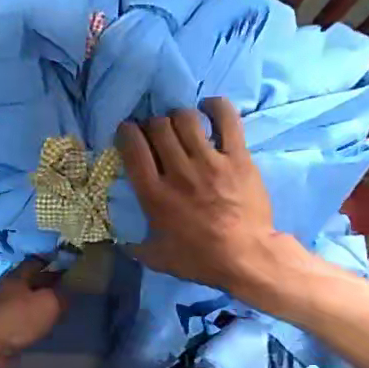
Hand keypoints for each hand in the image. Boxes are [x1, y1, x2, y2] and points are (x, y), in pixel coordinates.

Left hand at [0, 259, 65, 367]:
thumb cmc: (19, 319)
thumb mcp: (49, 302)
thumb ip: (61, 294)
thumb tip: (67, 293)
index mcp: (15, 277)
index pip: (35, 262)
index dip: (52, 262)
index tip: (69, 265)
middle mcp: (7, 290)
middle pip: (31, 282)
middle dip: (49, 283)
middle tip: (70, 287)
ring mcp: (3, 310)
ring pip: (28, 301)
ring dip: (43, 303)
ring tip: (62, 307)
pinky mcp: (4, 329)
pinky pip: (24, 319)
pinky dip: (36, 320)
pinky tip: (47, 325)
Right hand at [115, 97, 311, 309]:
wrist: (246, 256)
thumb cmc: (199, 260)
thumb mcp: (156, 258)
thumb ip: (135, 246)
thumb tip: (121, 243)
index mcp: (153, 194)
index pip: (133, 148)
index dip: (126, 133)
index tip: (128, 133)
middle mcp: (178, 171)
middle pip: (158, 127)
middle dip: (153, 124)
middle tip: (157, 133)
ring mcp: (209, 161)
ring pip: (186, 119)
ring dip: (178, 116)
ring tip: (180, 124)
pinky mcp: (237, 157)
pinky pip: (226, 119)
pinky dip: (215, 107)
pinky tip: (208, 107)